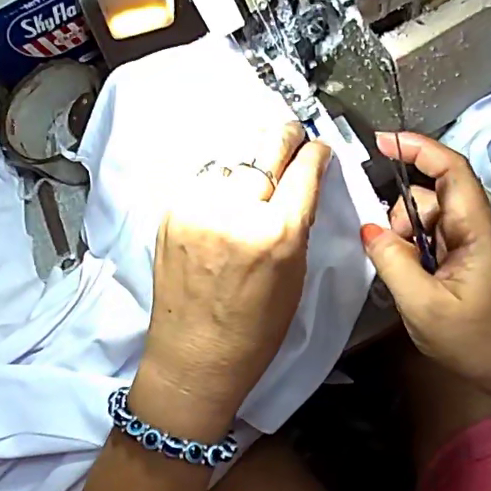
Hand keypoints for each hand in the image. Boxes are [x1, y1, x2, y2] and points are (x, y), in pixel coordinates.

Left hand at [131, 121, 331, 441]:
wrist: (194, 358)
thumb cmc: (252, 332)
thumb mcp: (295, 278)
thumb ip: (297, 226)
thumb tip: (300, 189)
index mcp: (277, 234)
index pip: (304, 169)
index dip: (316, 152)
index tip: (318, 147)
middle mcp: (236, 213)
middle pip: (266, 149)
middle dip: (284, 136)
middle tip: (291, 132)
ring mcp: (198, 210)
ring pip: (232, 161)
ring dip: (248, 164)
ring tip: (255, 175)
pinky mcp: (172, 214)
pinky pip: (204, 179)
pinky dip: (220, 181)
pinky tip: (227, 194)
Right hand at [361, 132, 490, 396]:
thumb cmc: (481, 342)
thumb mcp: (425, 307)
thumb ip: (394, 264)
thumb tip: (369, 230)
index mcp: (476, 230)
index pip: (451, 170)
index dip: (418, 148)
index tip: (383, 140)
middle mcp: (475, 228)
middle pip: (431, 195)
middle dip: (402, 215)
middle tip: (394, 254)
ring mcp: (471, 244)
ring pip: (426, 219)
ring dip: (406, 239)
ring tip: (406, 277)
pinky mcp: (465, 260)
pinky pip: (431, 240)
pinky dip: (413, 252)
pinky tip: (413, 280)